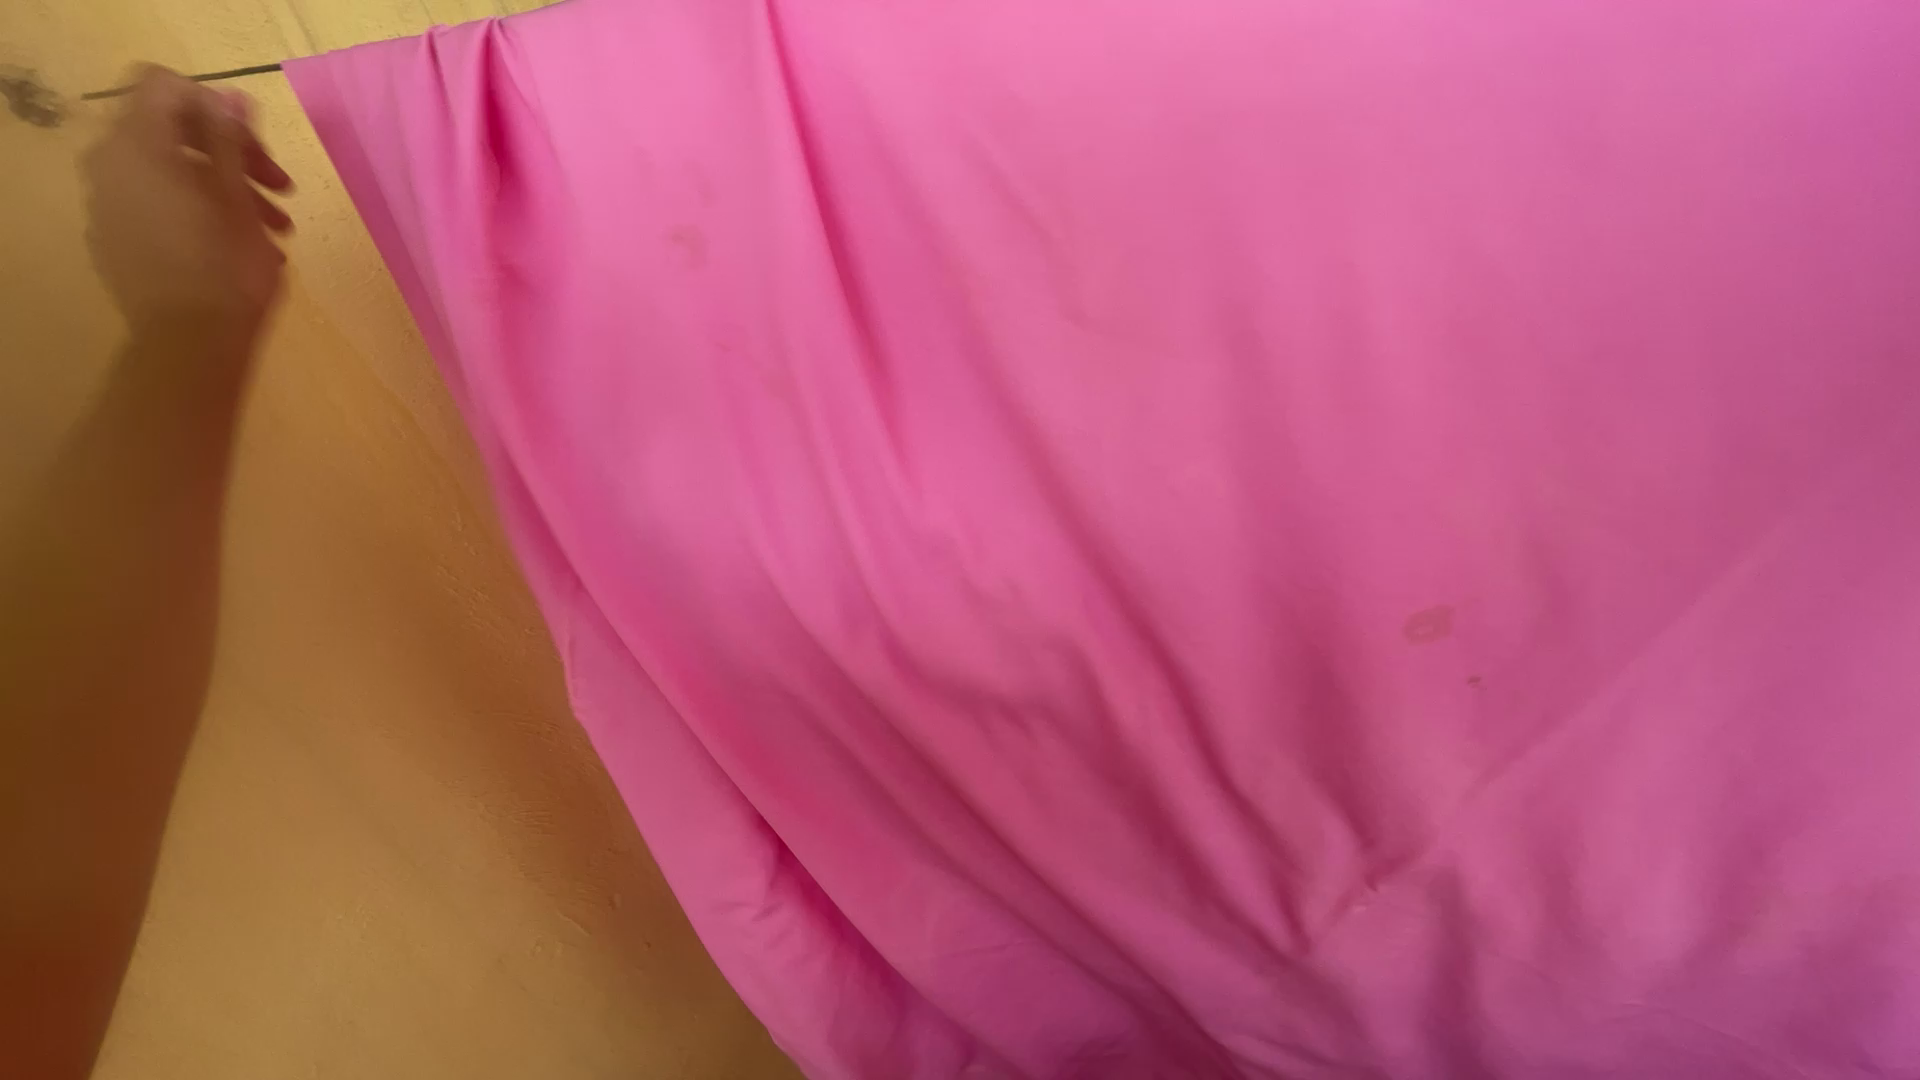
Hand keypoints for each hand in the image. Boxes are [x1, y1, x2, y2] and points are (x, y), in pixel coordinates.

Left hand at [81, 65, 294, 355]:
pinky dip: (200, 211)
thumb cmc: (227, 270)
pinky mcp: (116, 234)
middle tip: (282, 192)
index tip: (260, 146)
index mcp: (139, 147)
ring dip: (225, 189)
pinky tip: (238, 248)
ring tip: (274, 231)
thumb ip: (229, 142)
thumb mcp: (240, 201)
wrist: (191, 340)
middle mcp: (110, 163)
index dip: (216, 105)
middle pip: (170, 130)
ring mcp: (108, 200)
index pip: (165, 86)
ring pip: (169, 171)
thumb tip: (232, 96)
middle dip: (231, 154)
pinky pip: (158, 203)